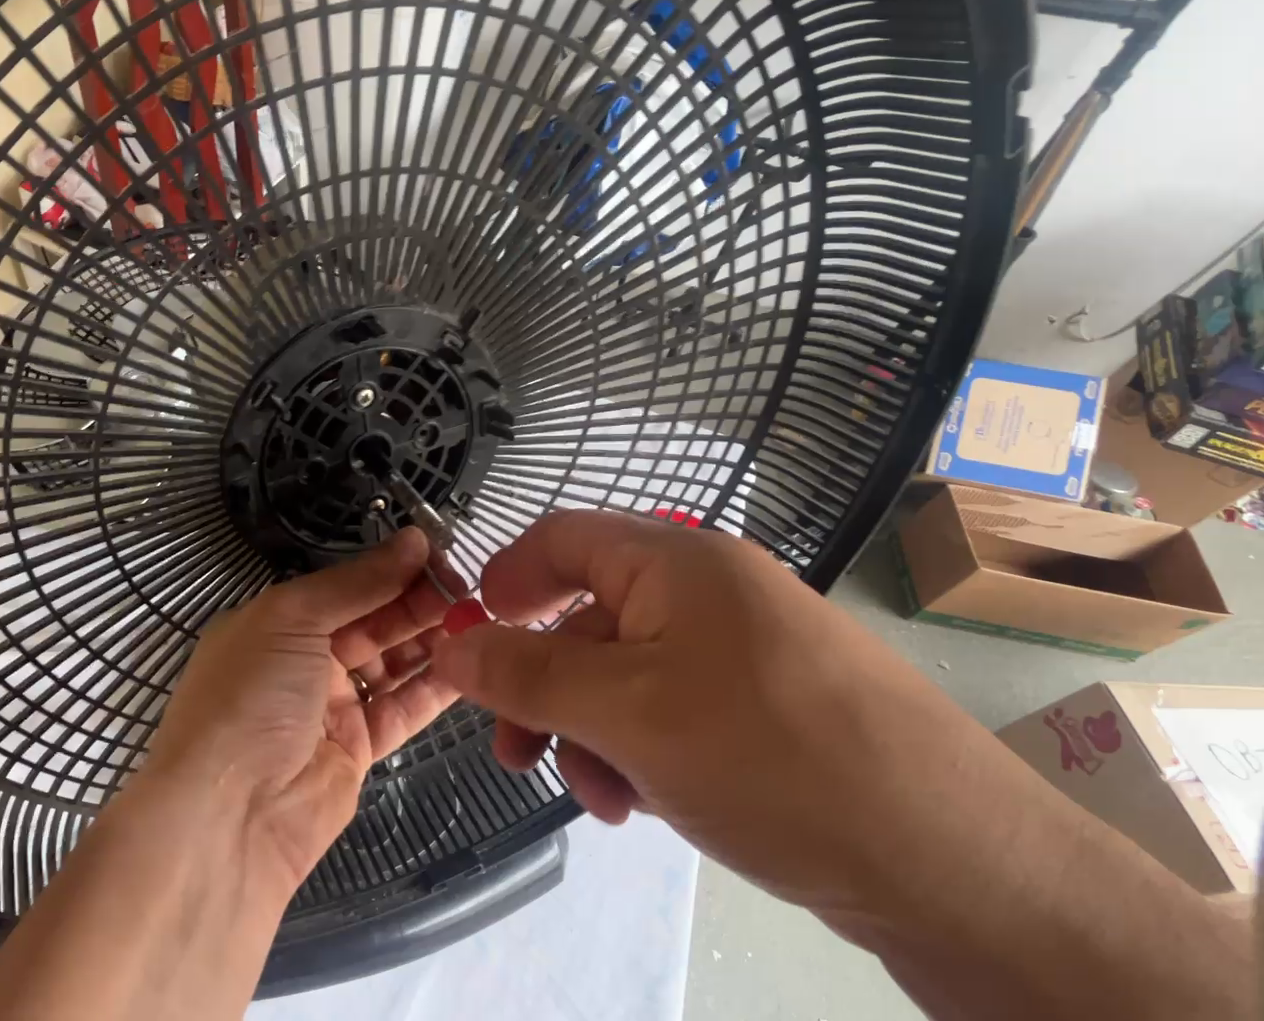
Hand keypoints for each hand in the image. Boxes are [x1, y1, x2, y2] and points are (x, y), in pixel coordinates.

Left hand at [145, 528, 459, 885]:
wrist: (230, 813)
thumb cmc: (249, 696)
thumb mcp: (291, 619)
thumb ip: (356, 582)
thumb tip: (414, 539)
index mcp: (276, 623)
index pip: (345, 587)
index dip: (391, 570)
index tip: (441, 555)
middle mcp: (302, 660)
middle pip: (372, 622)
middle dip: (418, 603)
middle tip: (469, 589)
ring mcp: (330, 707)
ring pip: (391, 663)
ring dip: (431, 641)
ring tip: (478, 621)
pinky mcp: (357, 749)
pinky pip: (402, 709)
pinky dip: (434, 687)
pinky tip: (471, 664)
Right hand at [428, 510, 1045, 909]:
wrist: (957, 865)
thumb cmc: (770, 758)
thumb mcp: (624, 714)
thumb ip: (525, 676)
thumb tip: (447, 645)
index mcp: (678, 564)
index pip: (562, 539)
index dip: (505, 581)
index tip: (470, 641)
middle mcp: (710, 594)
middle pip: (587, 617)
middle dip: (543, 687)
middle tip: (517, 753)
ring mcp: (744, 653)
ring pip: (626, 676)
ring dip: (591, 732)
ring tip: (602, 799)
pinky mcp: (768, 710)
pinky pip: (672, 712)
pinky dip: (641, 752)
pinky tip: (648, 805)